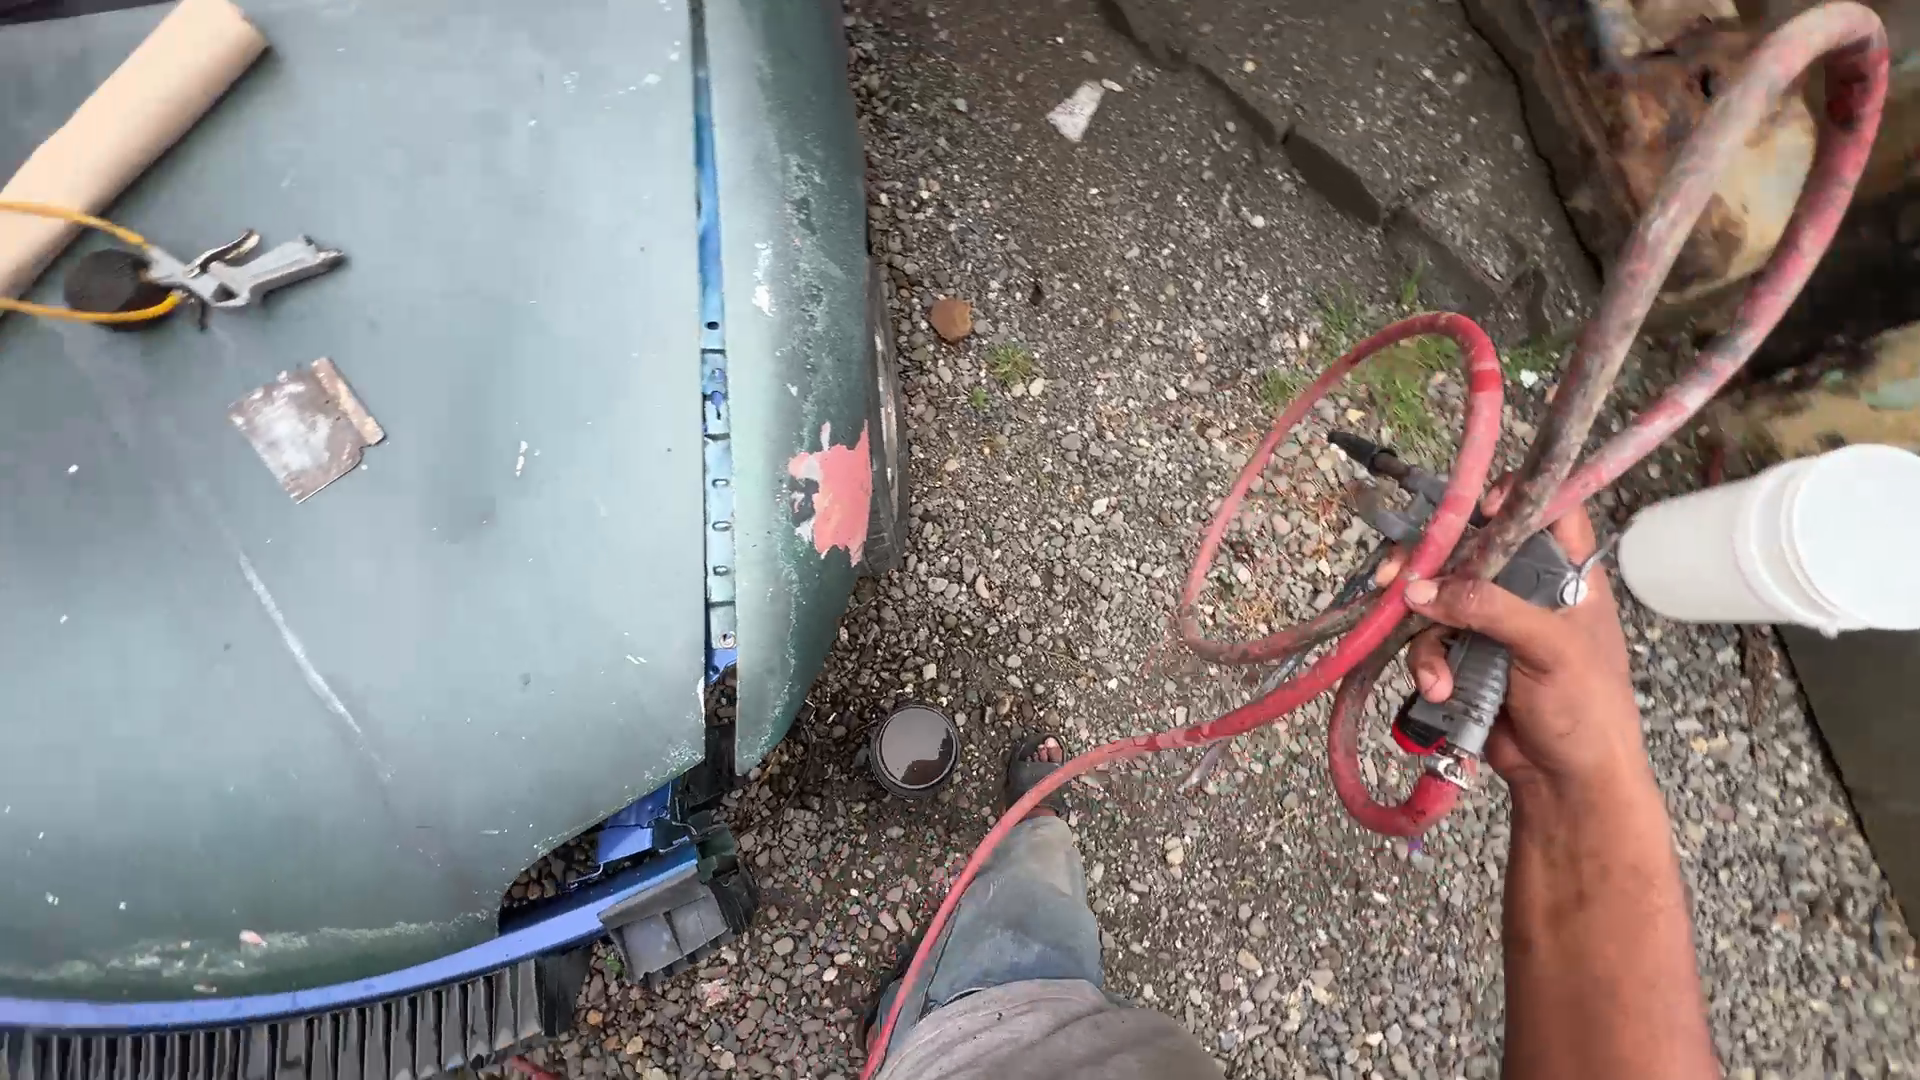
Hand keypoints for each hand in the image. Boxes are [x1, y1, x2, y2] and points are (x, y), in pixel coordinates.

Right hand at [1376, 481, 1646, 796]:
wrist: (1564, 778)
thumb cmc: (1585, 708)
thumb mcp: (1551, 649)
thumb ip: (1489, 608)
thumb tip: (1417, 588)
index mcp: (1565, 577)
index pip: (1545, 513)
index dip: (1513, 497)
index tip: (1476, 507)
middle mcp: (1522, 589)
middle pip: (1465, 551)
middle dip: (1426, 564)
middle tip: (1393, 576)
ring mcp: (1486, 621)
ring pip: (1433, 598)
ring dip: (1424, 633)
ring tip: (1434, 673)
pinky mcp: (1458, 651)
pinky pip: (1425, 639)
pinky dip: (1424, 663)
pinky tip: (1439, 688)